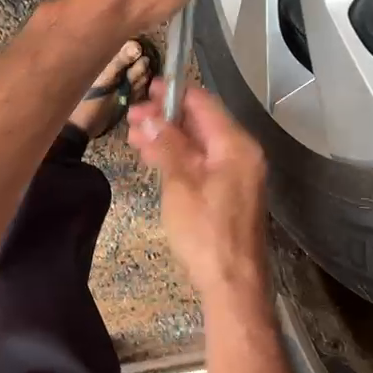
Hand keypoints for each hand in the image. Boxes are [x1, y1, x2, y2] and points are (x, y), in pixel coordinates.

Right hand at [129, 81, 269, 302]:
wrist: (232, 284)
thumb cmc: (205, 233)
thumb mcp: (180, 184)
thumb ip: (167, 145)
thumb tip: (151, 117)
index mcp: (236, 146)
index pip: (203, 104)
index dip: (173, 93)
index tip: (144, 88)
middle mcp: (241, 155)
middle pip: (200, 123)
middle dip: (165, 117)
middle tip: (131, 118)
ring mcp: (235, 175)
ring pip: (198, 143)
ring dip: (168, 137)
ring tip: (135, 137)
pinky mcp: (227, 192)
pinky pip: (201, 162)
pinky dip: (178, 157)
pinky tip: (154, 158)